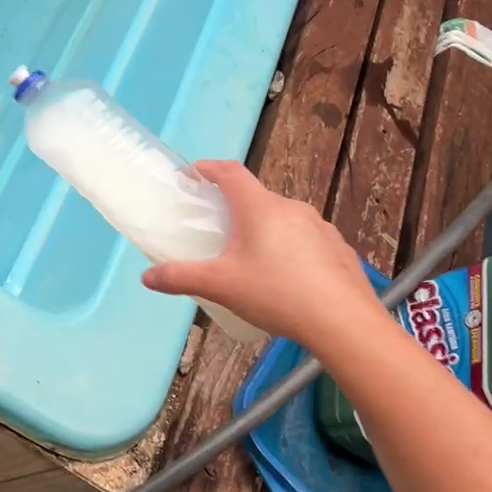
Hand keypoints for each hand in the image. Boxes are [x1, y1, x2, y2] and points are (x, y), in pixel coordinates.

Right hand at [142, 160, 388, 349]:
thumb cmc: (276, 293)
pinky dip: (288, 248)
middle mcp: (292, 209)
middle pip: (256, 198)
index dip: (209, 168)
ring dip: (263, 229)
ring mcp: (321, 228)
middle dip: (234, 207)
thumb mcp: (219, 286)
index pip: (232, 173)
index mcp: (260, 208)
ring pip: (282, 219)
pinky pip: (305, 239)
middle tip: (216, 228)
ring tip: (250, 257)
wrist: (344, 322)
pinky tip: (284, 277)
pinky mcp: (338, 249)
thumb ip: (180, 277)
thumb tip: (147, 277)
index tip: (193, 173)